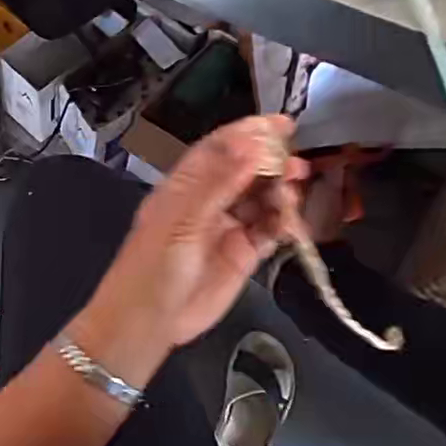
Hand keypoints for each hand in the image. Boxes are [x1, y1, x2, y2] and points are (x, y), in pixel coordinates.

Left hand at [68, 115, 306, 365]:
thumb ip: (218, 183)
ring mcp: (226, 228)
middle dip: (272, 162)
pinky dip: (284, 223)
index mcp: (184, 186)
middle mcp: (207, 202)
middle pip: (245, 171)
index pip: (219, 149)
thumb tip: (252, 146)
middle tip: (297, 163)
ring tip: (294, 191)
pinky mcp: (242, 255)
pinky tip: (292, 221)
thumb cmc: (154, 267)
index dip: (248, 134)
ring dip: (280, 192)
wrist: (148, 322)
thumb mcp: (182, 220)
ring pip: (261, 199)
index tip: (281, 123)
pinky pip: (269, 231)